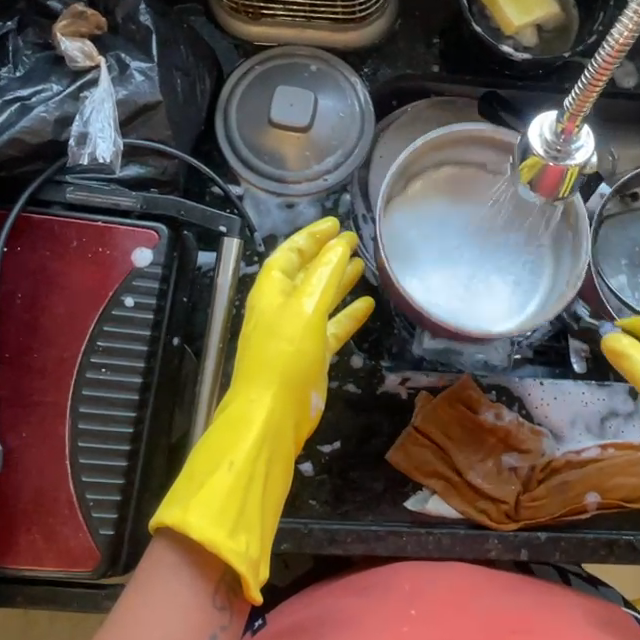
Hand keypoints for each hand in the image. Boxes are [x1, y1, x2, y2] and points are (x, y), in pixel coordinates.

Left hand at [150, 218, 372, 602]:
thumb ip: (324, 274)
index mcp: (271, 292)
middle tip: (352, 239)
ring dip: (339, 281)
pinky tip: (368, 305)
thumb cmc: (284, 357)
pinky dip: (348, 315)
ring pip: (320, 299)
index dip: (311, 237)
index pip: (290, 254)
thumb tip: (342, 244)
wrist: (273, 415)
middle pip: (305, 273)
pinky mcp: (311, 356)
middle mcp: (282, 308)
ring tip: (363, 265)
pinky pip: (332, 327)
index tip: (336, 224)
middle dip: (326, 255)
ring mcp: (296, 333)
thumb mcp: (305, 308)